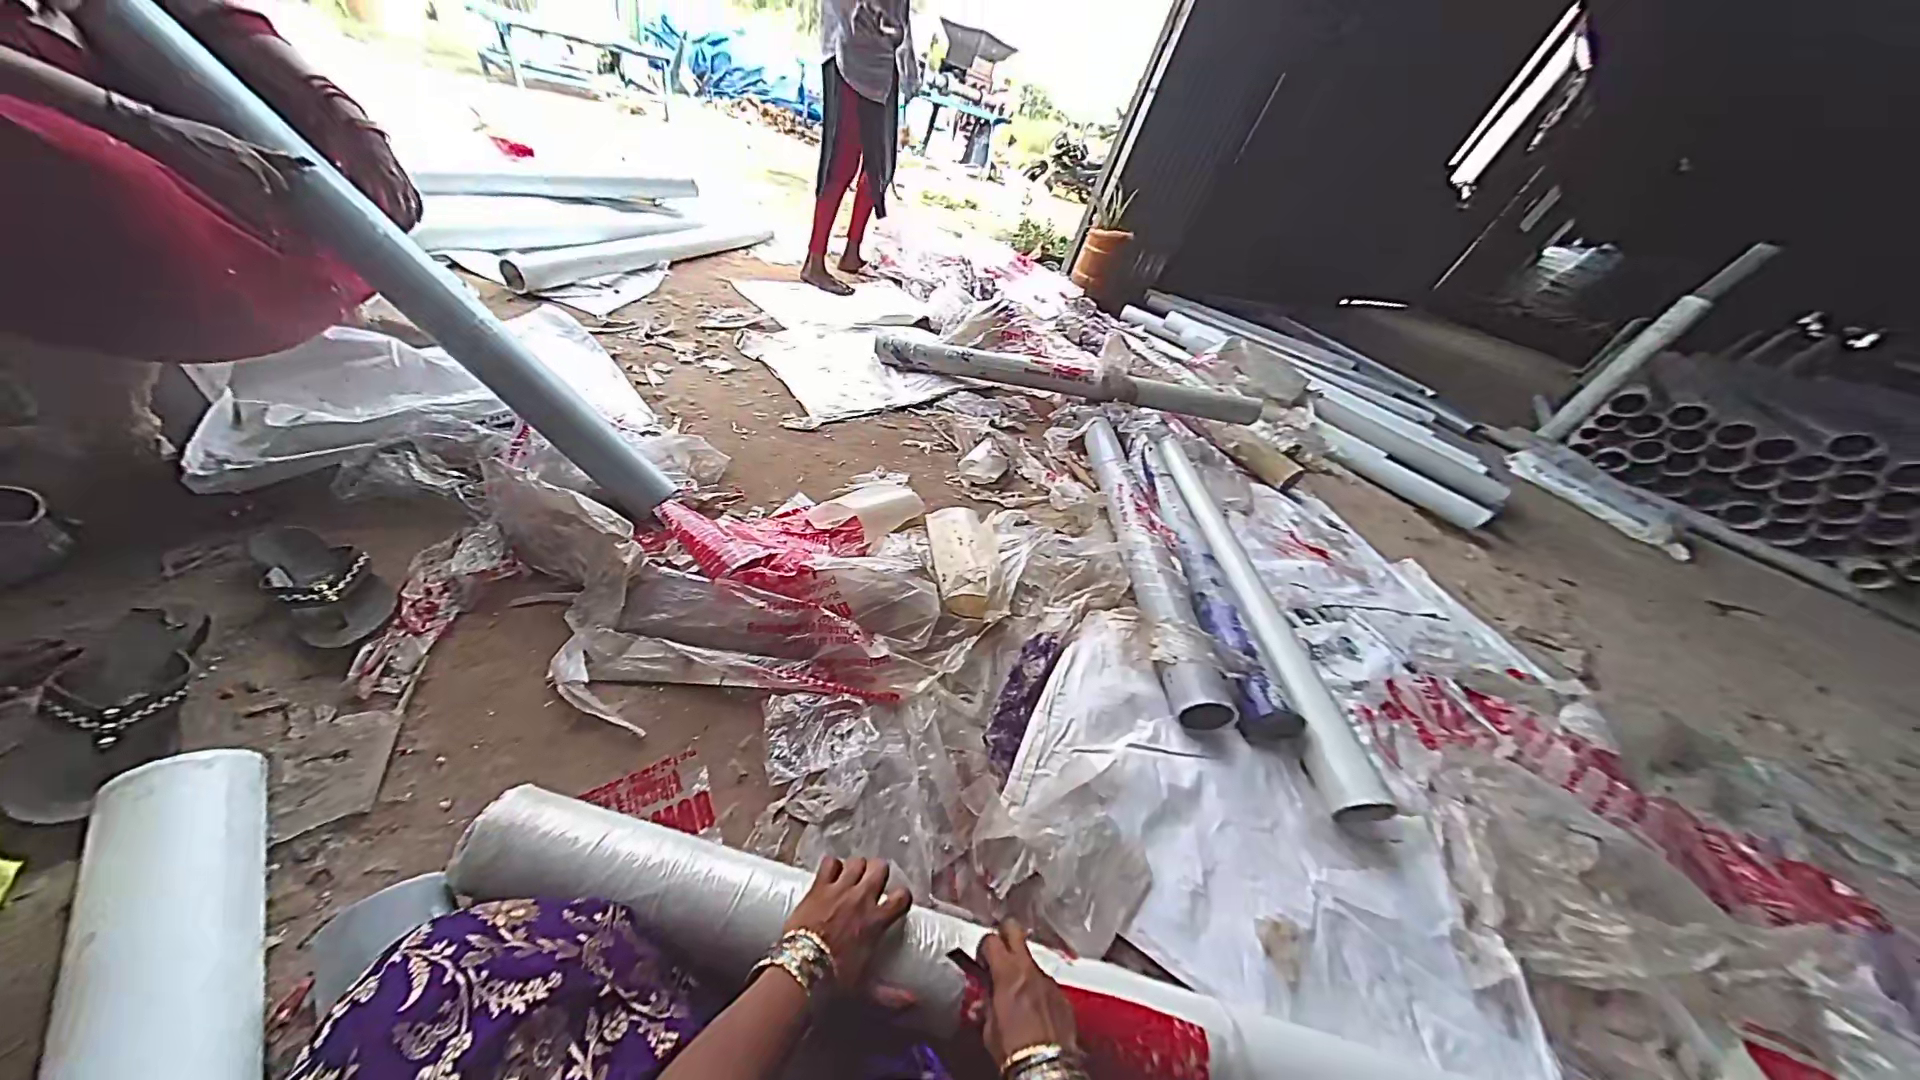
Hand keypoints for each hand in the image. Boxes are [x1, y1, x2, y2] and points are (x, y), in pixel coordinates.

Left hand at [783, 856, 911, 993]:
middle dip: (878, 872)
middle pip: (880, 867)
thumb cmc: (835, 981)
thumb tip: (914, 1002)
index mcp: (876, 921)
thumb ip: (891, 995)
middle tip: (871, 884)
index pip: (902, 896)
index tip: (896, 901)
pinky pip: (829, 862)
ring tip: (850, 878)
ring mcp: (840, 889)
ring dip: (855, 868)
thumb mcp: (866, 990)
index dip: (901, 895)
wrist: (801, 970)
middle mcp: (862, 899)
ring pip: (856, 862)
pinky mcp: (819, 886)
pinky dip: (831, 866)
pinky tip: (829, 876)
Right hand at [977, 920, 1078, 1065]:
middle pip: (1015, 930)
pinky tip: (1035, 1009)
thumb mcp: (989, 1028)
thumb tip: (983, 1001)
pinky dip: (1038, 990)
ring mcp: (1048, 980)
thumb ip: (986, 1005)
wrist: (1046, 1068)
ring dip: (1022, 970)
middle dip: (1005, 935)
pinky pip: (1046, 983)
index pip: (991, 939)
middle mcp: (1028, 969)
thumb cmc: (1014, 1049)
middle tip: (999, 952)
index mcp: (1007, 972)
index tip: (982, 960)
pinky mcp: (1062, 995)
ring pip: (1032, 961)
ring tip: (1017, 993)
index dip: (984, 946)